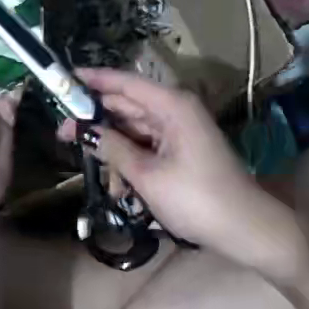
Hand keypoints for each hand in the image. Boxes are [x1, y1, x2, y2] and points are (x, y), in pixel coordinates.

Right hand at [60, 68, 284, 256]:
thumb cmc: (197, 198)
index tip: (63, 78)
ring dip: (112, 148)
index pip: (125, 82)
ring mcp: (178, 131)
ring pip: (132, 128)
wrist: (246, 230)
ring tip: (90, 168)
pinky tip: (118, 185)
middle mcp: (175, 111)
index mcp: (172, 106)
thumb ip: (112, 148)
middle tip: (62, 132)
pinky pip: (145, 146)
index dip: (93, 79)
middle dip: (96, 120)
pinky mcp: (180, 150)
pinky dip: (128, 161)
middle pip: (126, 105)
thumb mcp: (147, 175)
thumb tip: (81, 130)